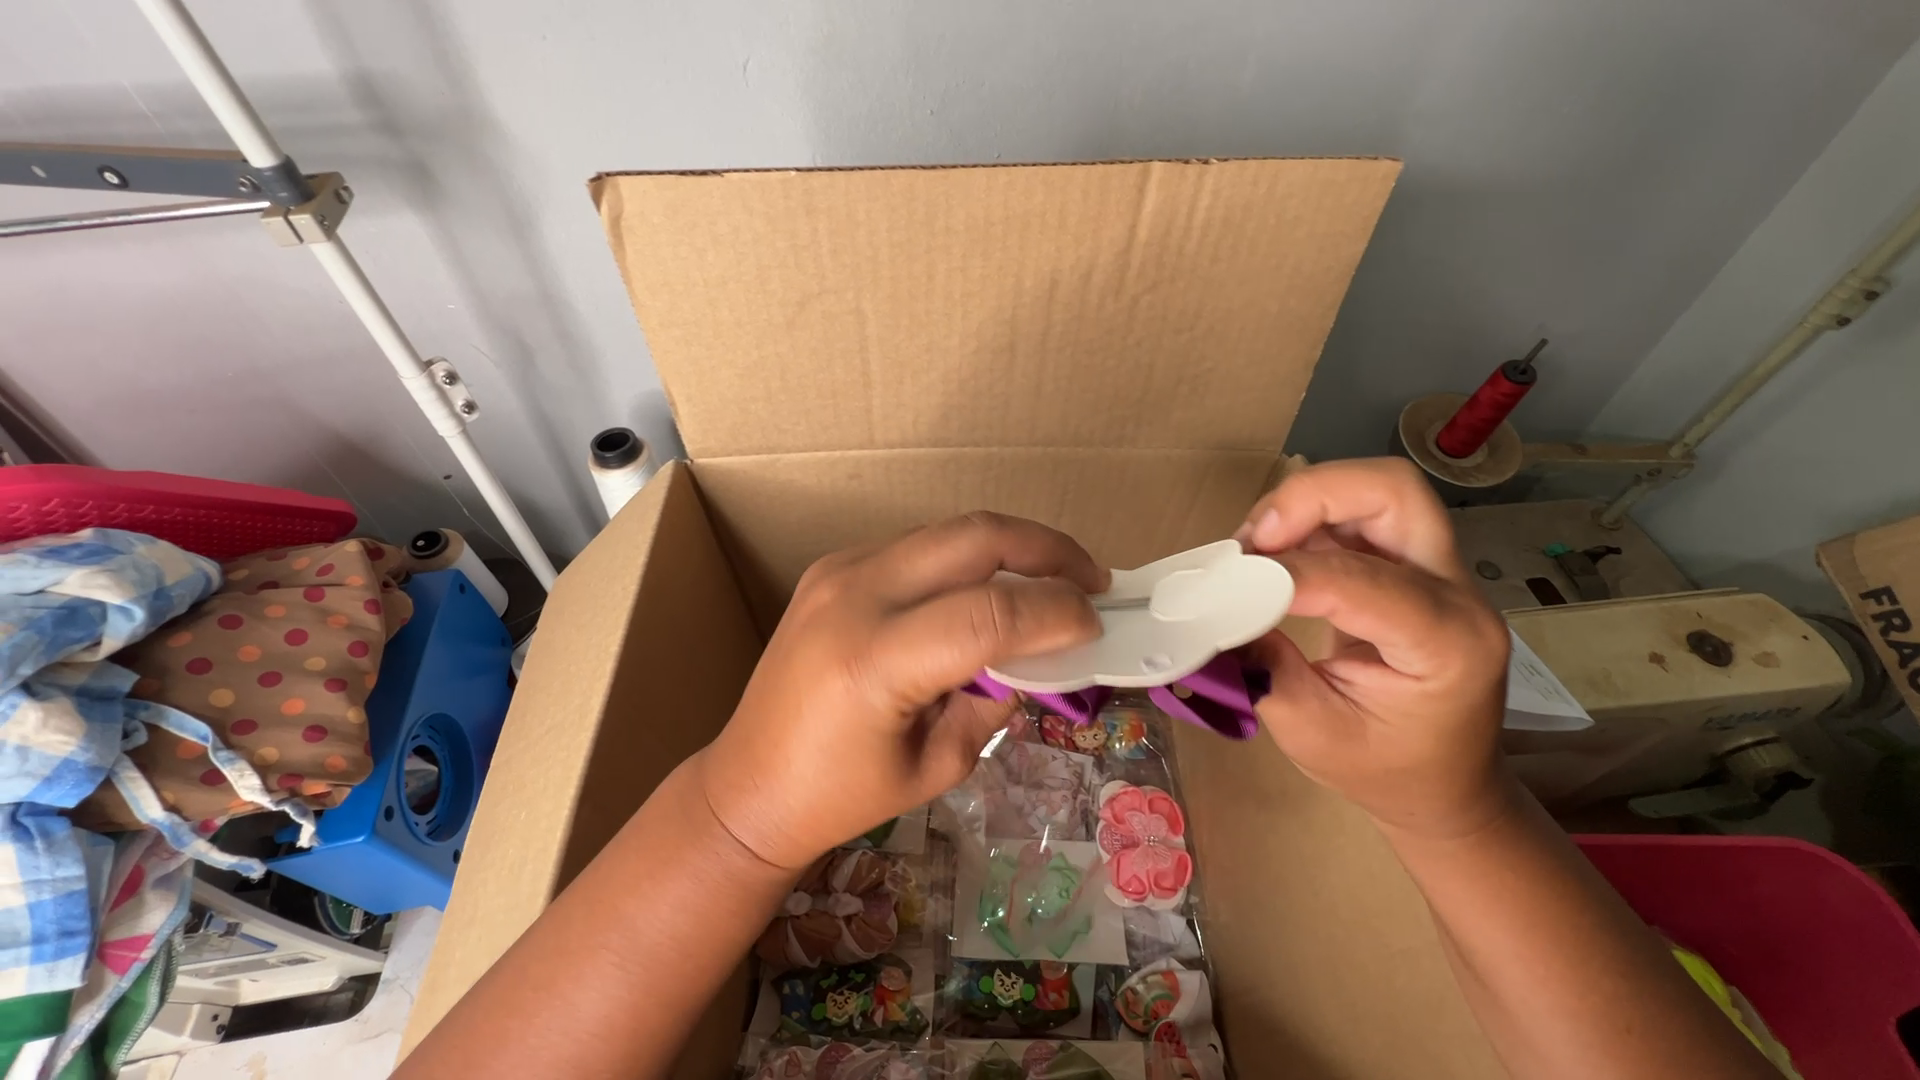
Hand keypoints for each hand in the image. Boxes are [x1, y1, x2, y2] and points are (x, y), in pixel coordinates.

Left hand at [700, 513, 1108, 869]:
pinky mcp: (832, 566)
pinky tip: (988, 590)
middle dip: (1047, 548)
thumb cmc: (841, 795)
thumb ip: (995, 701)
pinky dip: (966, 559)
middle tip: (1091, 579)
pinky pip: (918, 545)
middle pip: (975, 536)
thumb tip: (1040, 656)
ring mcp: (837, 571)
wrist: (748, 782)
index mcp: (875, 660)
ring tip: (1051, 581)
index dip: (1057, 612)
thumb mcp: (938, 765)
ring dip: (1009, 548)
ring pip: (949, 531)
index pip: (991, 612)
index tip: (1096, 625)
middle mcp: (853, 596)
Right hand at [1236, 459, 1513, 839]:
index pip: (1361, 580)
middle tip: (1253, 540)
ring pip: (1377, 489)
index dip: (1285, 574)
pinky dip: (1306, 518)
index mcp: (1447, 644)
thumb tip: (1213, 617)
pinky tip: (1271, 553)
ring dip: (1305, 502)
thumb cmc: (1386, 770)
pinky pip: (1359, 513)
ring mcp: (1438, 571)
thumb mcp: (1314, 735)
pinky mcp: (1410, 565)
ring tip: (1254, 547)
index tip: (1225, 589)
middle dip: (1312, 496)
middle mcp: (1455, 592)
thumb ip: (1266, 672)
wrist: (1445, 785)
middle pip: (1392, 491)